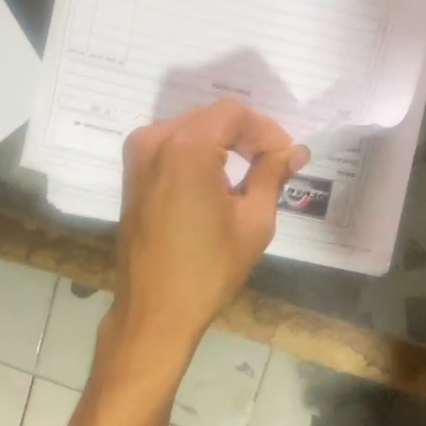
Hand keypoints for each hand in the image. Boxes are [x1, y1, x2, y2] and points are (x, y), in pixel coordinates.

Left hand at [107, 98, 309, 356]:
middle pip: (210, 118)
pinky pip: (171, 151)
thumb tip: (293, 152)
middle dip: (245, 137)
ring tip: (247, 180)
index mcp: (187, 147)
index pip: (234, 114)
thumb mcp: (252, 223)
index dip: (265, 131)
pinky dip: (197, 159)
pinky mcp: (132, 177)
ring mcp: (137, 157)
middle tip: (273, 167)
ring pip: (190, 131)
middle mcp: (155, 140)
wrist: (156, 311)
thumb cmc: (208, 272)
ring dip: (221, 147)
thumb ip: (271, 177)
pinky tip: (217, 188)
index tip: (286, 158)